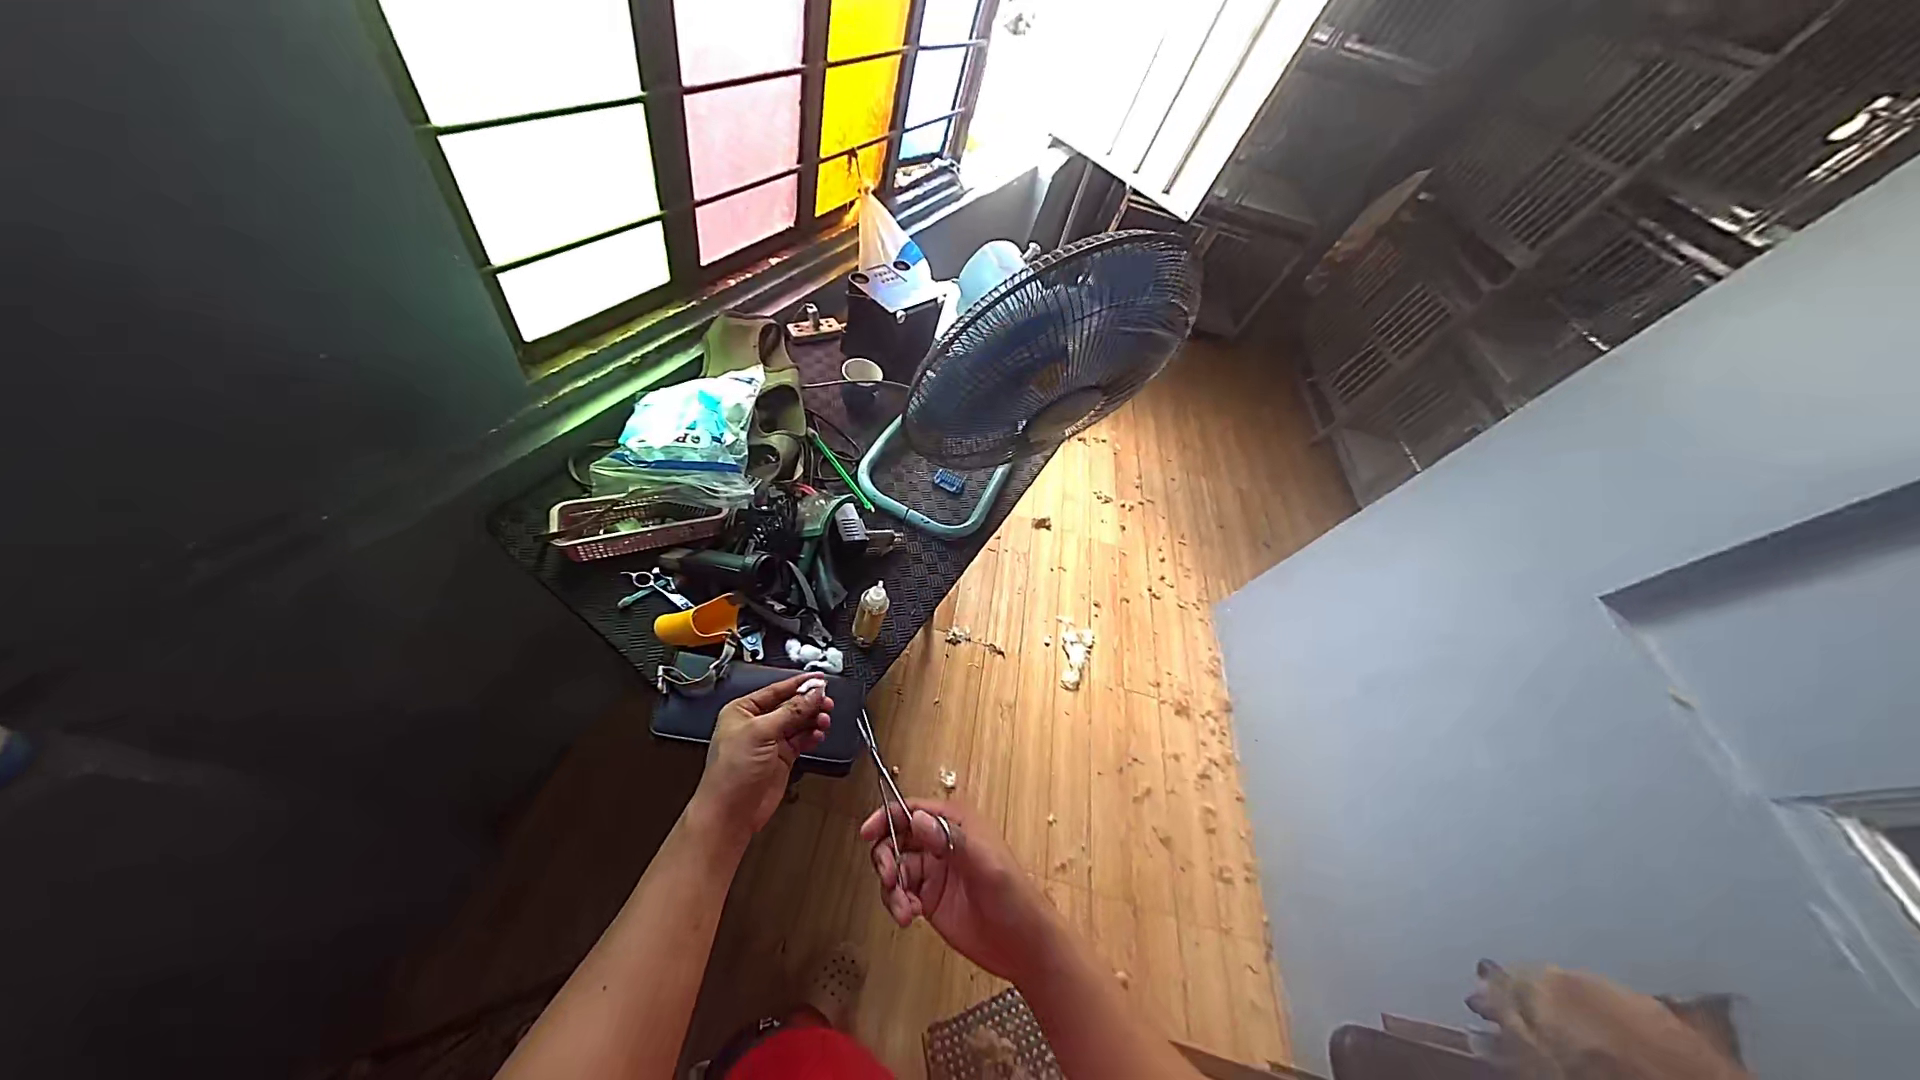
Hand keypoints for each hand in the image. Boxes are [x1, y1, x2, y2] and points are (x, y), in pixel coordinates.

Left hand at [690, 675, 833, 842]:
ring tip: (824, 720)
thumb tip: (812, 693)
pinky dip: (811, 736)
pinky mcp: (781, 758)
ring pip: (799, 722)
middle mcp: (756, 724)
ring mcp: (769, 742)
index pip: (776, 689)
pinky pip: (801, 740)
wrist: (731, 812)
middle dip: (810, 703)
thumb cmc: (730, 773)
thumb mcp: (761, 732)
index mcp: (743, 710)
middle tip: (826, 702)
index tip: (819, 679)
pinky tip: (817, 735)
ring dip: (813, 720)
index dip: (799, 684)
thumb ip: (791, 711)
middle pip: (791, 705)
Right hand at [860, 799, 1061, 982]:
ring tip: (903, 907)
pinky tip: (909, 916)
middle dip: (886, 855)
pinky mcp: (929, 898)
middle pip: (898, 837)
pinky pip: (900, 893)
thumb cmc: (1015, 898)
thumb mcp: (986, 865)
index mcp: (957, 824)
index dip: (888, 816)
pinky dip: (897, 903)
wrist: (1024, 947)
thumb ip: (952, 841)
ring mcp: (935, 871)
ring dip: (891, 886)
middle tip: (890, 877)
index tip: (869, 831)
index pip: (914, 810)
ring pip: (896, 867)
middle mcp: (943, 842)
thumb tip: (919, 820)